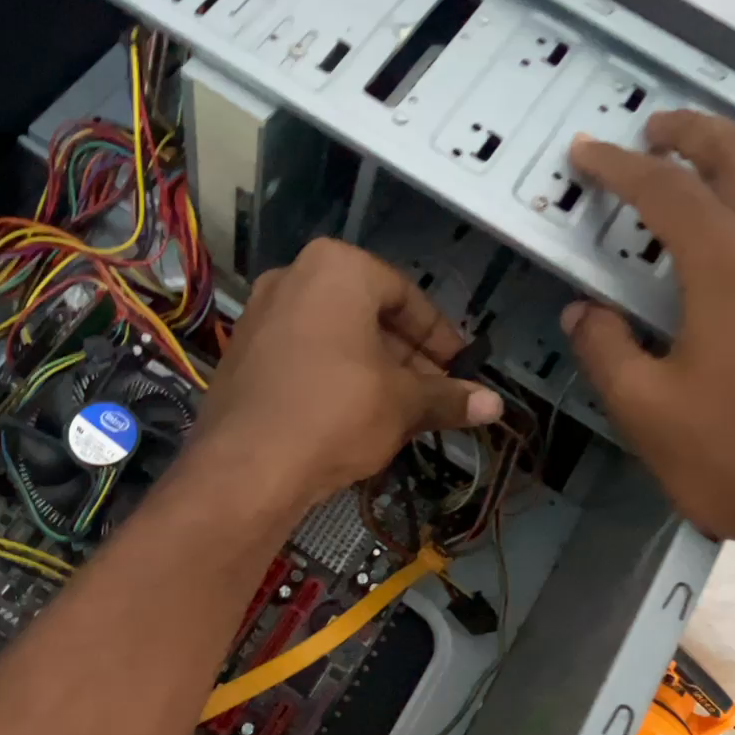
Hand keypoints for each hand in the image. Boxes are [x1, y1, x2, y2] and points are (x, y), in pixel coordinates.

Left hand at [195, 238, 502, 508]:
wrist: (247, 466)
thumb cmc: (337, 412)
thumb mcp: (403, 403)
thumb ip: (448, 397)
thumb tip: (495, 405)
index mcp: (336, 268)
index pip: (406, 295)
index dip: (440, 338)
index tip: (461, 369)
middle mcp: (291, 278)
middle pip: (367, 315)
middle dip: (406, 357)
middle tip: (433, 395)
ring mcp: (258, 317)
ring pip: (333, 338)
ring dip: (371, 370)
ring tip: (399, 412)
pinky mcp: (239, 357)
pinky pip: (301, 358)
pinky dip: (332, 379)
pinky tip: (351, 419)